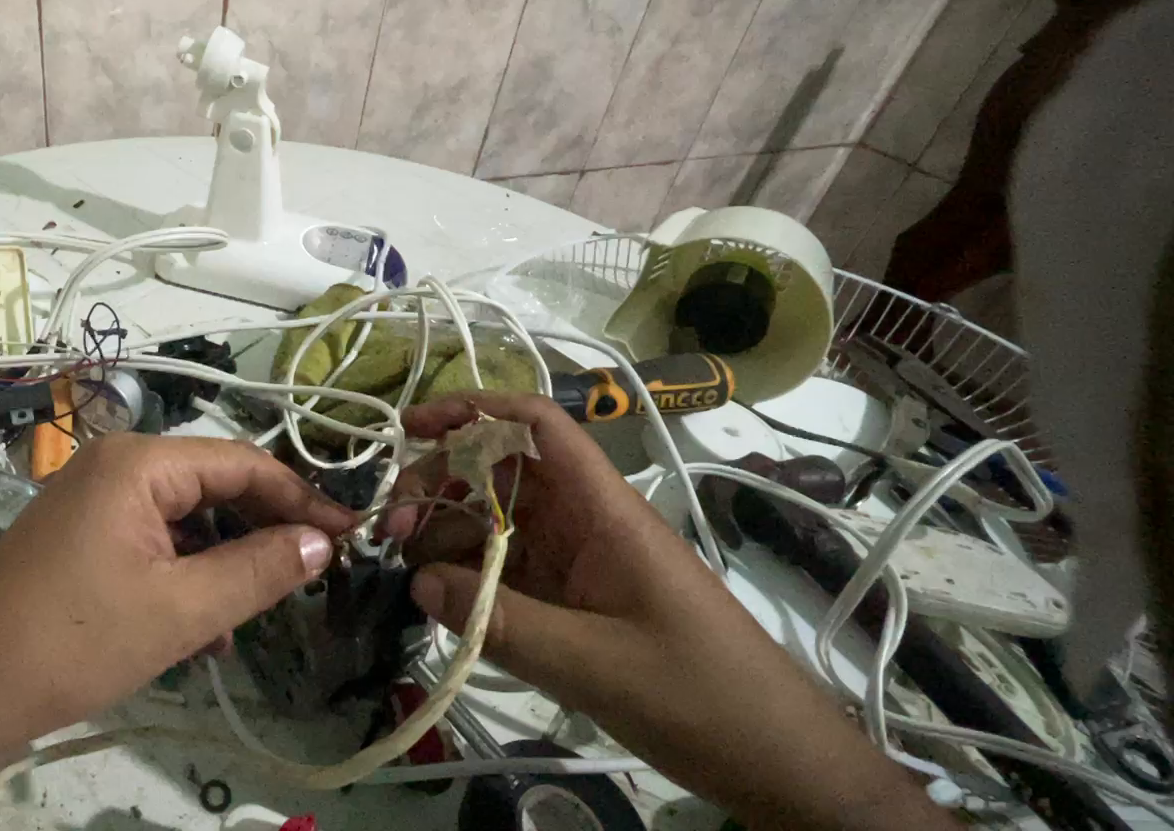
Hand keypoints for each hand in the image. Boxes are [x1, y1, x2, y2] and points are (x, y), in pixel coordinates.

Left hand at [0, 434, 352, 830]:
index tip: (348, 532)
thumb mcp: (182, 611)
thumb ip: (259, 570)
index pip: (241, 462)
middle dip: (263, 526)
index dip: (299, 497)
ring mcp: (94, 494)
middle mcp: (116, 462)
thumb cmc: (76, 641)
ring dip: (226, 556)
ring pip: (184, 514)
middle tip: (315, 567)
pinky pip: (153, 535)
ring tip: (261, 605)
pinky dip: (186, 569)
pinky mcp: (82, 530)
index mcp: (139, 462)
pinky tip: (208, 623)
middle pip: (212, 482)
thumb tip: (323, 542)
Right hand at [389, 393, 953, 830]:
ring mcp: (576, 561)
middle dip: (441, 481)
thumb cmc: (702, 698)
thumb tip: (415, 580)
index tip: (412, 429)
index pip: (537, 425)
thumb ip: (501, 623)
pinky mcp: (572, 599)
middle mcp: (584, 521)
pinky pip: (506, 568)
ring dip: (447, 530)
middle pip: (501, 470)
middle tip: (393, 524)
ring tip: (404, 563)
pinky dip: (466, 574)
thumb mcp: (596, 665)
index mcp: (602, 510)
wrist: (782, 765)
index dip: (475, 410)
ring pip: (497, 519)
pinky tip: (436, 599)